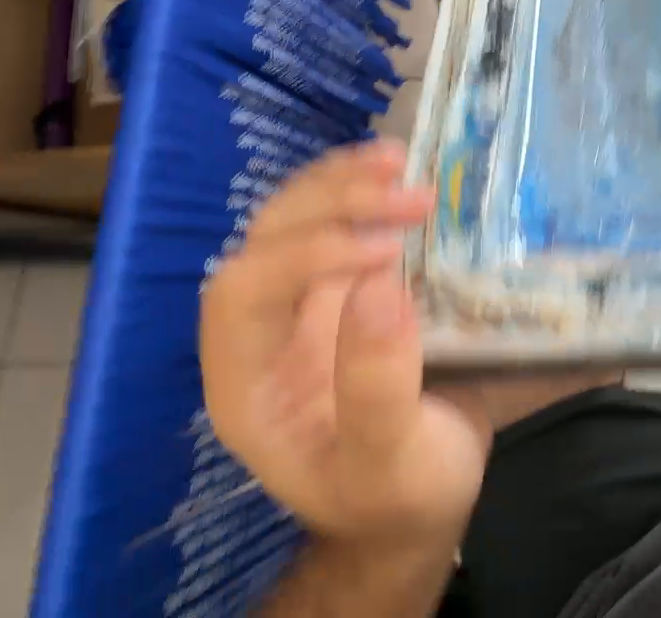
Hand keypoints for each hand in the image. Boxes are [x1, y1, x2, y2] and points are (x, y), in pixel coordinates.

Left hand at [199, 140, 615, 545]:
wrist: (416, 503)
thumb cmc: (397, 495)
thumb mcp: (392, 462)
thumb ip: (376, 390)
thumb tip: (381, 286)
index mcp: (247, 382)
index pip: (244, 293)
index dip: (307, 256)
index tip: (390, 251)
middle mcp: (264, 333)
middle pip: (266, 242)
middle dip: (332, 205)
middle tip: (413, 194)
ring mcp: (306, 305)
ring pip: (295, 220)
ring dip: (340, 181)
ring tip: (397, 156)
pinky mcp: (350, 289)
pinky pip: (340, 224)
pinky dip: (361, 188)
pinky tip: (396, 166)